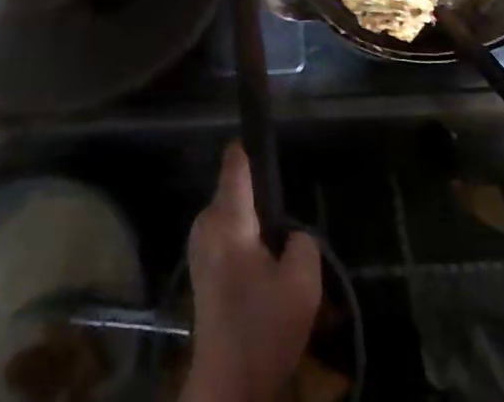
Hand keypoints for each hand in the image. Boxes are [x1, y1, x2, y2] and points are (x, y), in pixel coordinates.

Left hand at [183, 143, 322, 401]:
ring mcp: (199, 250)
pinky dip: (244, 237)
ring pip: (230, 213)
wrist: (228, 384)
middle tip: (289, 211)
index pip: (236, 167)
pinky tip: (265, 263)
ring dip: (252, 219)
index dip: (248, 145)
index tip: (260, 127)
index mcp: (229, 223)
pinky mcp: (201, 270)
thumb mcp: (303, 282)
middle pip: (233, 189)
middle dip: (259, 193)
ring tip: (281, 242)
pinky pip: (225, 233)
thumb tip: (291, 236)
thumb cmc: (265, 327)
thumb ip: (303, 243)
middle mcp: (207, 228)